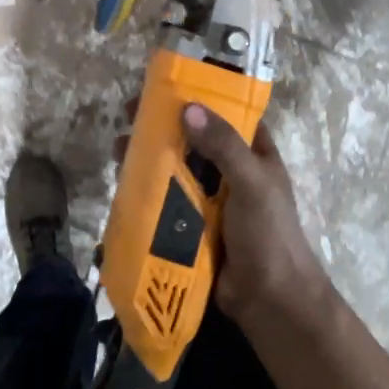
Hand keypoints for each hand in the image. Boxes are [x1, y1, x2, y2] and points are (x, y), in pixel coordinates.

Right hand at [113, 101, 330, 324]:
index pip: (226, 111)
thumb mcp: (252, 183)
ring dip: (148, 156)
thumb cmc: (269, 235)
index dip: (197, 95)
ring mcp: (211, 198)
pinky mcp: (192, 223)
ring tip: (118, 149)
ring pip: (175, 166)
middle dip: (161, 126)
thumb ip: (224, 146)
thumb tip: (187, 108)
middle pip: (192, 137)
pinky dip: (146, 188)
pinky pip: (166, 197)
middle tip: (129, 117)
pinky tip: (123, 182)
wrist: (270, 303)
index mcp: (254, 152)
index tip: (162, 86)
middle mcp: (231, 169)